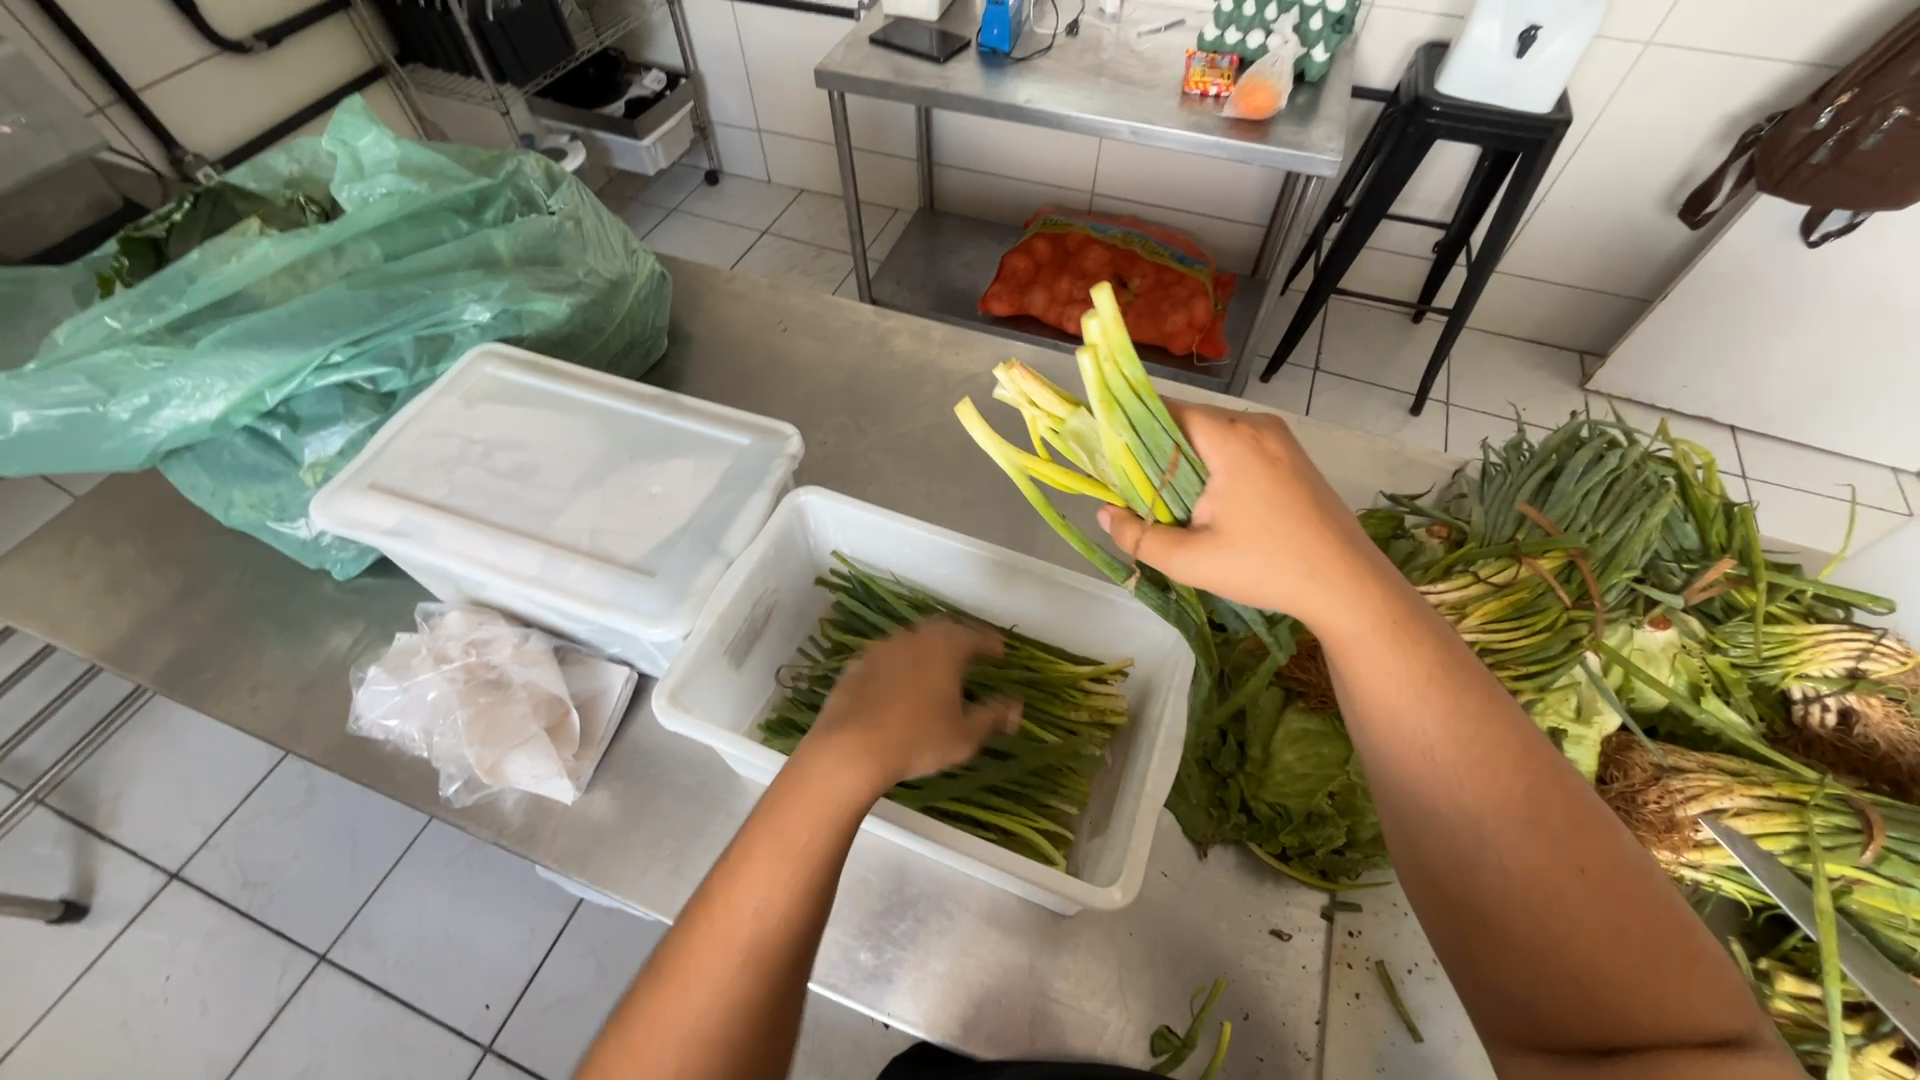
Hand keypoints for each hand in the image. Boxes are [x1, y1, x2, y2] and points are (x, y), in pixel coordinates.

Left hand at [796, 618, 1021, 797]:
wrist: (850, 748)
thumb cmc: (917, 740)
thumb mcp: (965, 735)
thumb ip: (993, 716)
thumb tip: (1017, 707)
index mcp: (946, 647)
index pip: (977, 636)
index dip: (991, 645)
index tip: (1001, 654)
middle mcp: (914, 637)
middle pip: (943, 629)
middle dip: (960, 638)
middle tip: (971, 655)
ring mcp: (881, 648)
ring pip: (912, 640)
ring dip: (927, 650)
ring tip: (936, 669)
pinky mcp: (856, 665)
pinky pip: (886, 658)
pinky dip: (899, 665)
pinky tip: (899, 685)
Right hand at [1096, 401, 1389, 628]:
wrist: (1346, 583)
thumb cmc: (1267, 566)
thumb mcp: (1191, 560)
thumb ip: (1138, 536)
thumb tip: (1104, 514)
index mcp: (1231, 438)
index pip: (1164, 408)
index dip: (1128, 425)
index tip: (1103, 451)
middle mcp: (1255, 425)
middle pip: (1187, 421)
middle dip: (1154, 450)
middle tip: (1129, 486)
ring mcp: (1278, 438)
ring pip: (1212, 435)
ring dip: (1183, 461)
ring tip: (1163, 499)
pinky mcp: (1290, 456)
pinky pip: (1236, 447)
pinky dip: (1211, 466)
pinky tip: (1204, 502)